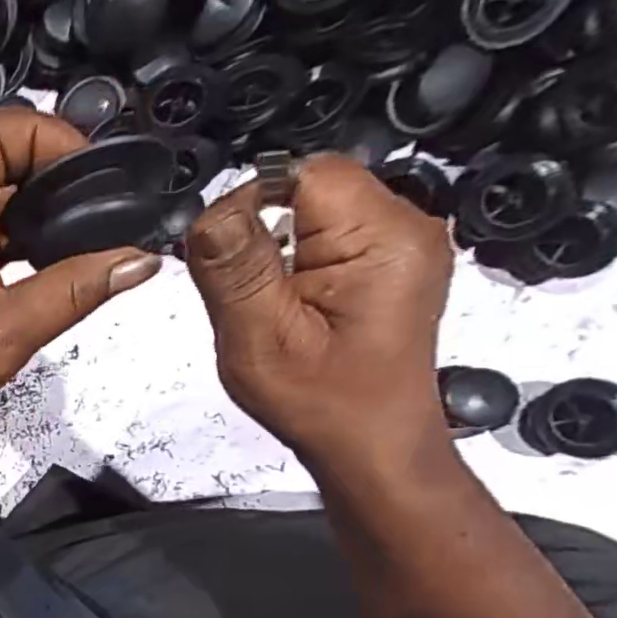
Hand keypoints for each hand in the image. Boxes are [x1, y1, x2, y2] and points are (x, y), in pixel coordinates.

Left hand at [0, 109, 163, 433]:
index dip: (41, 133)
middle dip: (48, 163)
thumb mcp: (15, 328)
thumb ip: (79, 289)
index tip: (83, 168)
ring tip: (82, 221)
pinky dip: (25, 228)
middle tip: (94, 193)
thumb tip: (139, 260)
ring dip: (39, 198)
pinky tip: (54, 252)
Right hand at [184, 155, 454, 477]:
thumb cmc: (325, 404)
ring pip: (308, 215)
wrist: (367, 444)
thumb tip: (213, 209)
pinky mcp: (384, 264)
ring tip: (276, 310)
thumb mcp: (260, 339)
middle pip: (304, 190)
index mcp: (380, 238)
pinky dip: (291, 269)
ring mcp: (397, 246)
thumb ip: (234, 270)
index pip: (298, 173)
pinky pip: (321, 240)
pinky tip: (291, 309)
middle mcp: (403, 229)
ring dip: (274, 256)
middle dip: (259, 239)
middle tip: (254, 299)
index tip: (228, 263)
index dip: (247, 210)